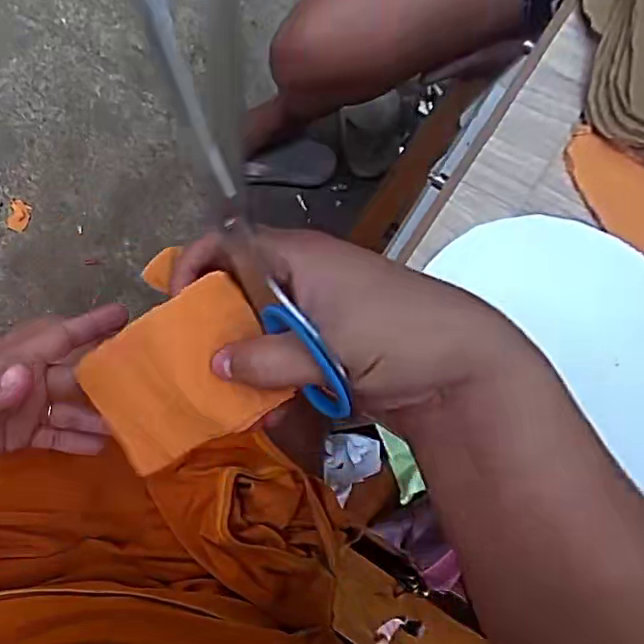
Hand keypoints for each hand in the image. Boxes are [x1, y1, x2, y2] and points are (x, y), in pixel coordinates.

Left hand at [0, 304, 128, 485]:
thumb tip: (28, 376)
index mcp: (12, 360)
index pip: (57, 338)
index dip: (89, 326)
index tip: (121, 315)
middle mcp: (25, 379)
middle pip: (72, 372)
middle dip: (102, 375)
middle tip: (139, 380)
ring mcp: (24, 408)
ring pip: (69, 407)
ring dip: (94, 415)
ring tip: (126, 425)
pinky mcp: (20, 434)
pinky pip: (55, 434)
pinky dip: (74, 439)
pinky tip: (99, 448)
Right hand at [169, 229, 537, 422]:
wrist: (466, 372)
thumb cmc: (400, 336)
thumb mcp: (329, 345)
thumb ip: (268, 356)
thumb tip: (214, 365)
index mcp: (299, 257)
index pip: (229, 243)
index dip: (195, 266)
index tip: (177, 306)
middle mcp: (301, 279)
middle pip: (237, 290)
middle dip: (214, 322)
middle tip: (196, 356)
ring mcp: (314, 315)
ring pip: (257, 328)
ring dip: (242, 357)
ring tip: (229, 387)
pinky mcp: (324, 348)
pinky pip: (280, 356)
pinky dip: (268, 376)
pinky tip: (265, 400)